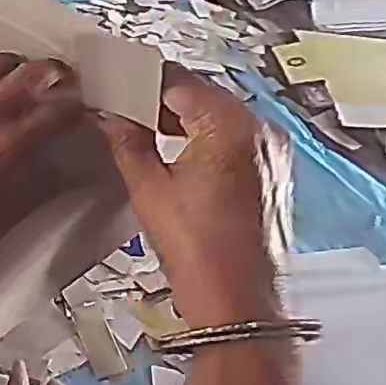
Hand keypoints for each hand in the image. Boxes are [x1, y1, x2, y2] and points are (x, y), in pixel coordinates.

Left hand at [0, 45, 86, 301]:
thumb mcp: (14, 212)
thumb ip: (48, 185)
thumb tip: (76, 170)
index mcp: (9, 145)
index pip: (55, 113)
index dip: (76, 107)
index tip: (83, 109)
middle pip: (26, 78)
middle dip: (52, 72)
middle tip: (62, 77)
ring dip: (8, 61)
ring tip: (21, 64)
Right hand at [98, 67, 287, 327]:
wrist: (236, 302)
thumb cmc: (201, 253)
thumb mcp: (149, 190)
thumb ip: (128, 143)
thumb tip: (113, 120)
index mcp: (230, 126)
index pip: (180, 82)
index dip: (144, 83)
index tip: (121, 88)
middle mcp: (259, 131)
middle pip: (203, 96)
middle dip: (163, 101)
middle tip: (127, 110)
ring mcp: (271, 152)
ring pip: (219, 116)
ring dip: (184, 119)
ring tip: (147, 132)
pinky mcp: (272, 171)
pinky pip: (234, 138)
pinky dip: (206, 138)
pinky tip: (178, 153)